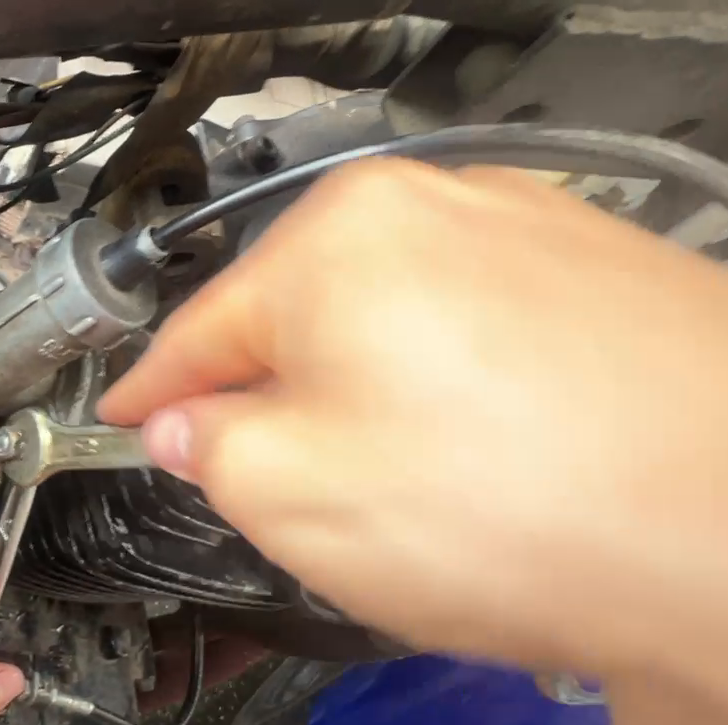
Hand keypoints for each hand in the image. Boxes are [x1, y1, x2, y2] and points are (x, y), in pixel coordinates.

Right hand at [99, 159, 727, 691]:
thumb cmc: (518, 510)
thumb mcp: (276, 489)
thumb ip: (196, 446)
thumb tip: (185, 429)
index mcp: (335, 242)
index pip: (192, 333)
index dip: (146, 395)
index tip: (125, 420)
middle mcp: (436, 211)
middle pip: (282, 324)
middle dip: (251, 402)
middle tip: (239, 475)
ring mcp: (530, 235)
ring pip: (367, 333)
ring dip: (338, 405)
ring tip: (362, 487)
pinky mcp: (602, 282)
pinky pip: (451, 340)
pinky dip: (419, 401)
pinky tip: (444, 469)